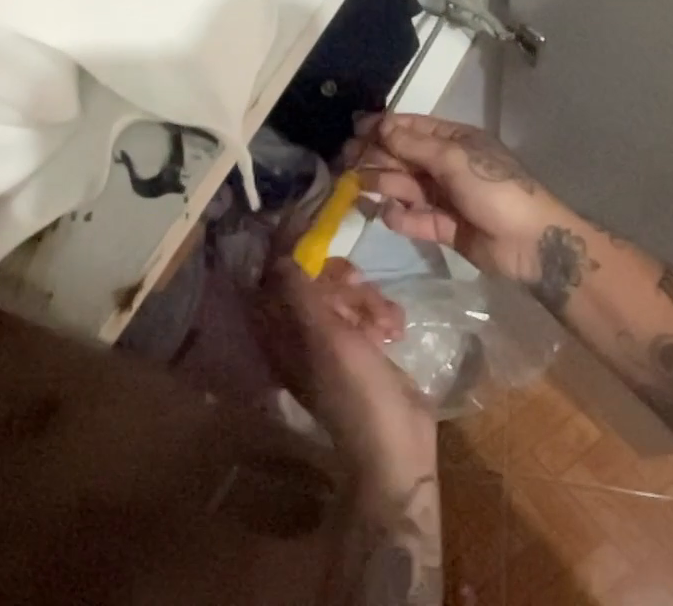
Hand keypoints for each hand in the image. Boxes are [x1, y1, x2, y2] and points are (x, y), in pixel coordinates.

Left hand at [252, 258, 436, 505]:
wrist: (397, 444)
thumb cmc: (355, 389)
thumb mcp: (325, 335)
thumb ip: (299, 291)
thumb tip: (278, 252)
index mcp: (280, 333)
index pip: (275, 278)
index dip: (291, 251)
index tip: (315, 228)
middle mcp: (299, 335)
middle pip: (313, 283)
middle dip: (339, 280)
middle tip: (359, 281)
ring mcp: (332, 343)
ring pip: (344, 296)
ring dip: (368, 300)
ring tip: (386, 321)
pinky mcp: (362, 350)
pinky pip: (366, 315)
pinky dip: (381, 316)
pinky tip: (395, 330)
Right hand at [349, 114, 574, 279]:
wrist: (530, 242)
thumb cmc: (494, 188)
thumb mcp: (453, 159)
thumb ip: (414, 145)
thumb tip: (381, 126)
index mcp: (456, 141)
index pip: (414, 128)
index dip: (384, 127)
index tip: (354, 128)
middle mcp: (448, 165)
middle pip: (405, 157)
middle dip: (377, 156)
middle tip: (346, 159)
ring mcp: (446, 197)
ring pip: (406, 187)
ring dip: (382, 183)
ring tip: (356, 185)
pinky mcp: (444, 227)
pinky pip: (415, 218)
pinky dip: (400, 216)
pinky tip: (389, 214)